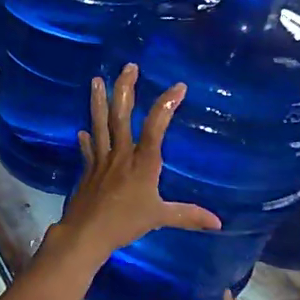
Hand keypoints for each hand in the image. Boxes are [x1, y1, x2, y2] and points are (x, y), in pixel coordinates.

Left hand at [49, 63, 219, 260]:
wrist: (86, 233)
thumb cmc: (124, 223)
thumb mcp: (159, 218)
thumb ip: (188, 216)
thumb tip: (218, 223)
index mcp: (142, 163)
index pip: (156, 127)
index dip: (167, 105)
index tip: (178, 87)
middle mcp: (121, 155)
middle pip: (121, 115)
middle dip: (125, 89)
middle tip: (128, 66)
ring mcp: (101, 161)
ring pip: (100, 125)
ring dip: (98, 102)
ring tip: (95, 80)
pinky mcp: (88, 171)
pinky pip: (88, 150)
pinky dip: (86, 140)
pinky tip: (82, 131)